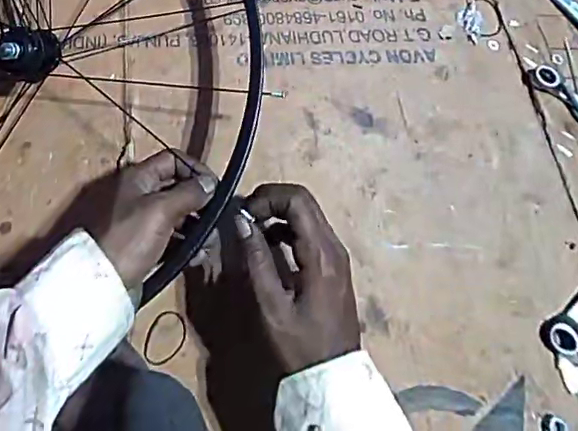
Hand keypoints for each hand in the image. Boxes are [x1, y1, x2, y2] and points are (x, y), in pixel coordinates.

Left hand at [87, 150, 216, 292]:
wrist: (103, 278)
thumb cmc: (130, 237)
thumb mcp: (160, 210)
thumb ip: (187, 194)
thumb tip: (209, 182)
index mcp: (139, 177)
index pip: (172, 160)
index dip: (195, 170)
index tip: (215, 189)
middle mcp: (140, 193)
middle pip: (177, 188)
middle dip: (200, 204)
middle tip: (217, 224)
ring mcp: (142, 219)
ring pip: (177, 214)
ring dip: (196, 227)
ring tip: (208, 245)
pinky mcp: (144, 243)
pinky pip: (171, 236)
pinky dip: (186, 243)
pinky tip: (197, 257)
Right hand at [235, 183, 363, 375]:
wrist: (334, 379)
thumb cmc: (301, 344)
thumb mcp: (271, 304)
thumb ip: (256, 258)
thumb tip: (241, 219)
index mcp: (321, 255)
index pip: (297, 199)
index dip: (267, 197)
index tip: (245, 214)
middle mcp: (334, 248)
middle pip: (303, 200)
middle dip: (270, 200)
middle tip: (246, 217)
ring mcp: (337, 255)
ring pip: (306, 212)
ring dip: (277, 212)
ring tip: (253, 230)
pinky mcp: (333, 264)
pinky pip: (309, 230)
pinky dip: (286, 227)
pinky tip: (269, 245)